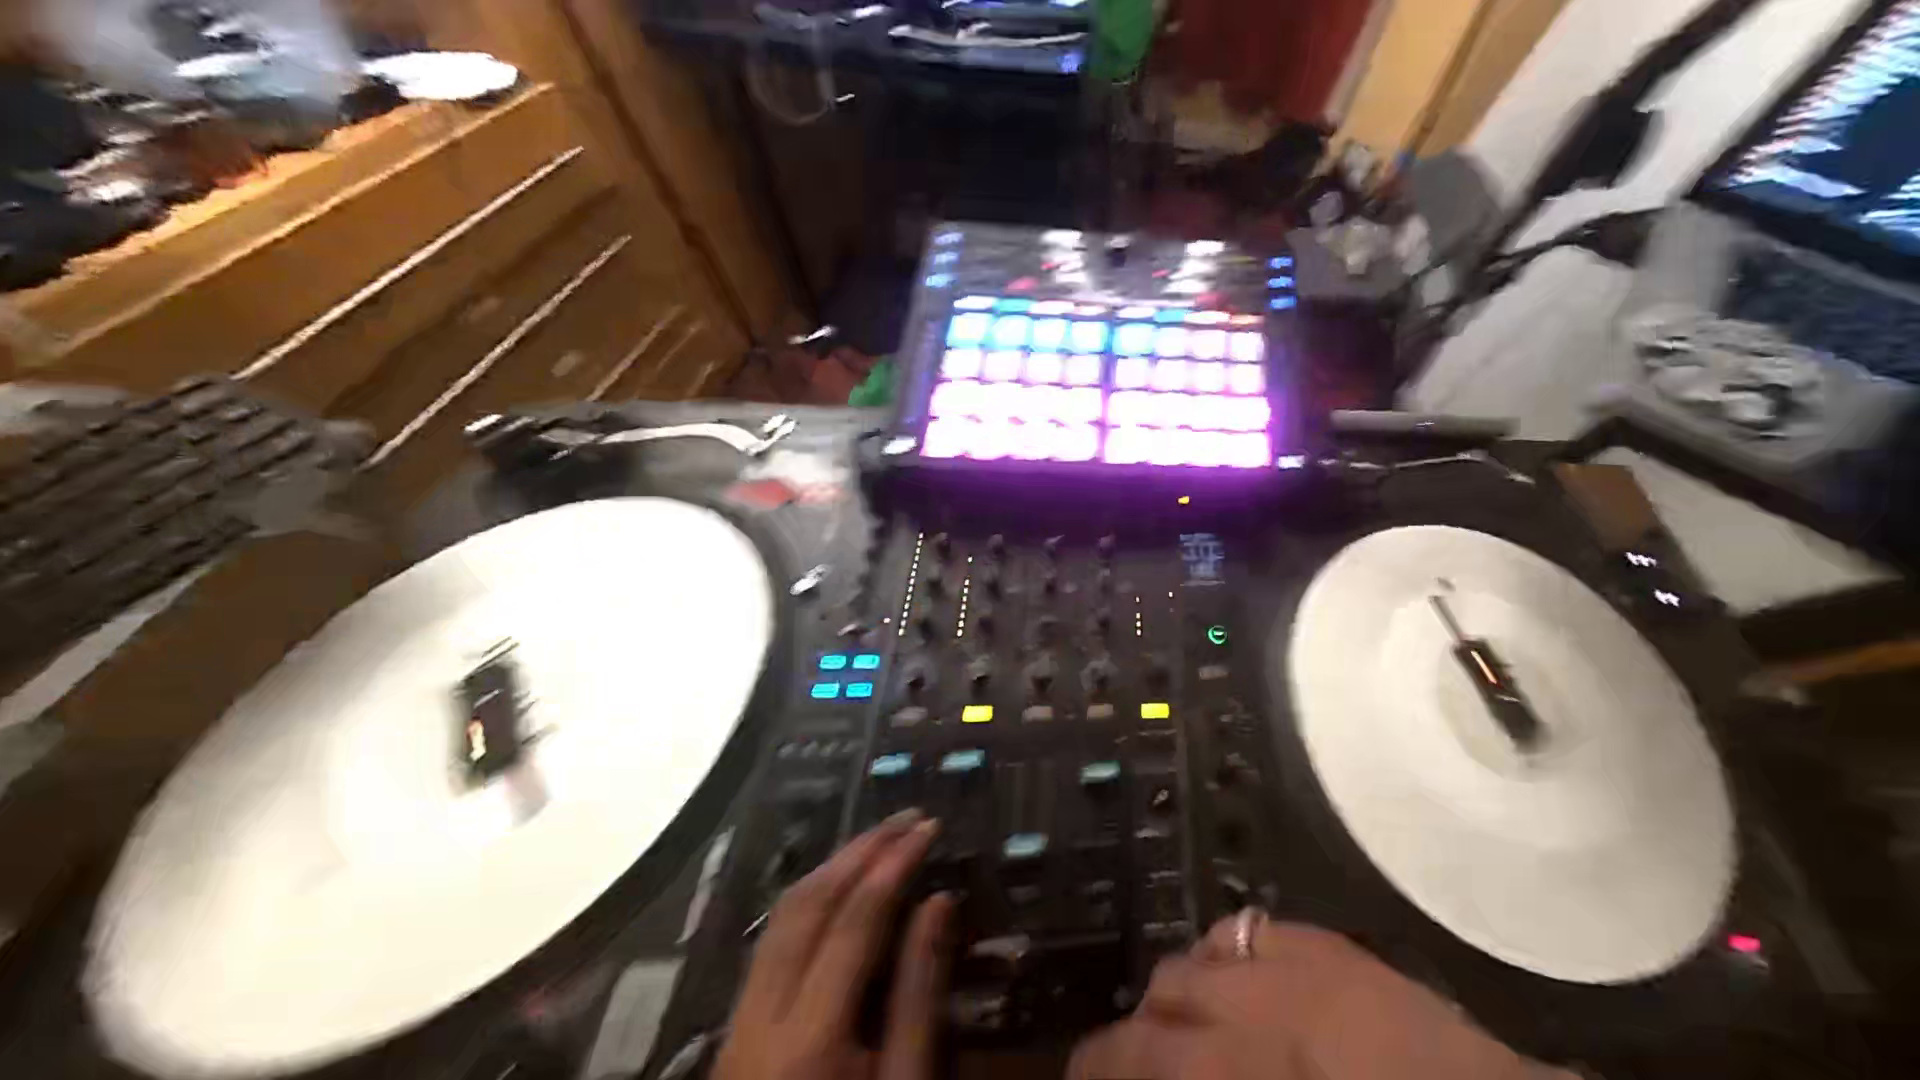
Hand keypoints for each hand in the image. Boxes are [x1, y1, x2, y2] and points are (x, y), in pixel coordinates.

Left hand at [714, 810, 952, 1079]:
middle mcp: (762, 1013)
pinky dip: (810, 900)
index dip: (894, 863)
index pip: (856, 918)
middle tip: (905, 818)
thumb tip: (937, 903)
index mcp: (810, 1036)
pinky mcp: (736, 1025)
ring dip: (832, 868)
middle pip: (809, 902)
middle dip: (860, 850)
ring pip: (782, 916)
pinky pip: (773, 940)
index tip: (928, 827)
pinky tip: (838, 889)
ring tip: (878, 840)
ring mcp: (740, 1017)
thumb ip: (919, 993)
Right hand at [1070, 914, 1571, 1079]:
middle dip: (1133, 1034)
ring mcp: (1298, 965)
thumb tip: (1164, 1061)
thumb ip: (1206, 1070)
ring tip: (1180, 1028)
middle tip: (1129, 1063)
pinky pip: (1250, 932)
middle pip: (1164, 998)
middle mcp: (1261, 1003)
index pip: (1141, 1053)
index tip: (1079, 1074)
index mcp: (1246, 1061)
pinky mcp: (1333, 947)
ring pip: (1198, 957)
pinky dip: (1224, 955)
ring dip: (1176, 993)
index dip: (1101, 1065)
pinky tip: (1231, 981)